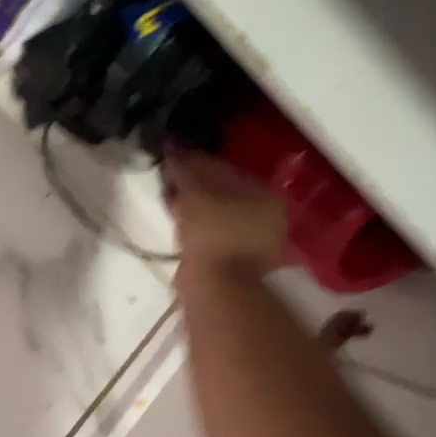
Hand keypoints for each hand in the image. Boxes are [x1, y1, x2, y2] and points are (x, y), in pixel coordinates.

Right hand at [161, 148, 286, 281]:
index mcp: (265, 196)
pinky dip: (195, 225)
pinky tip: (177, 221)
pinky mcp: (236, 260)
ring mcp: (254, 241)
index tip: (171, 161)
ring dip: (192, 205)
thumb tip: (171, 149)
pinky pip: (212, 232)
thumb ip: (183, 169)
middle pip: (223, 191)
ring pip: (216, 213)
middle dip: (193, 185)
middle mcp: (267, 216)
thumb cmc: (211, 232)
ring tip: (169, 201)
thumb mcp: (194, 193)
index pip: (225, 169)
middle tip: (168, 181)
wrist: (215, 287)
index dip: (195, 162)